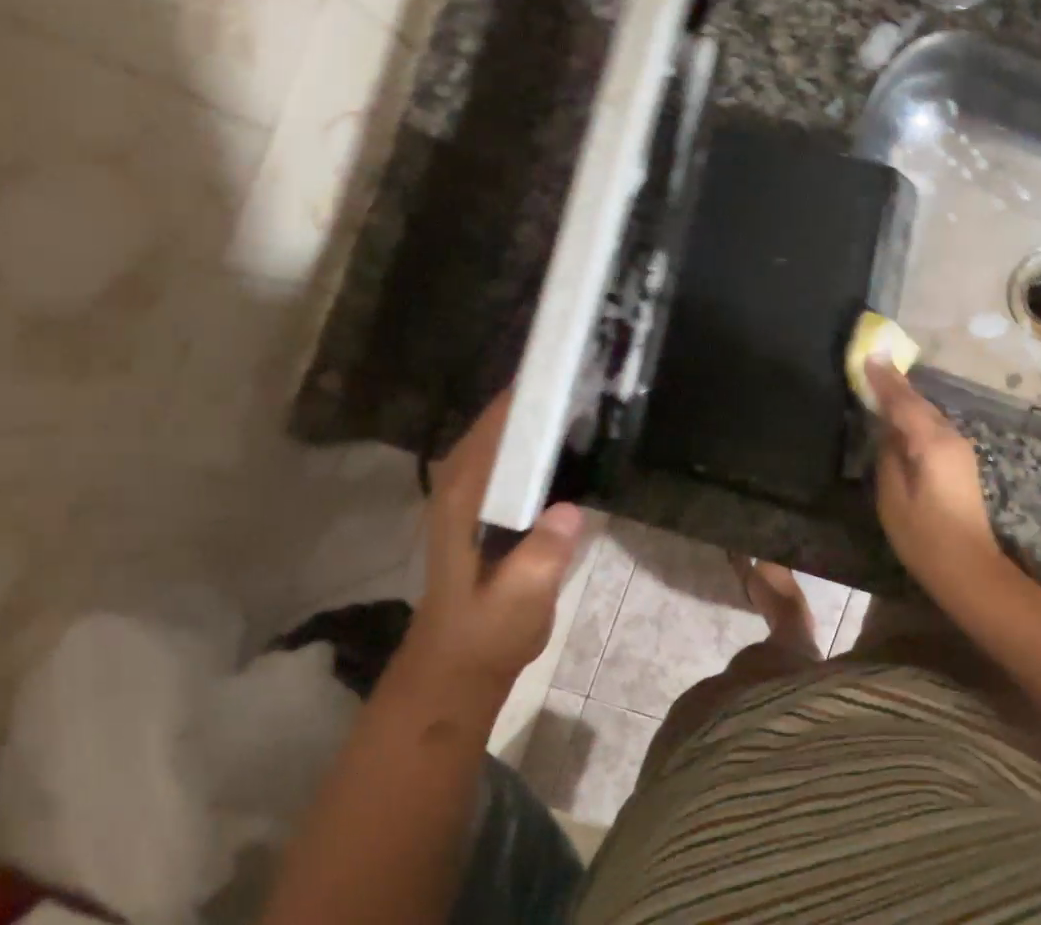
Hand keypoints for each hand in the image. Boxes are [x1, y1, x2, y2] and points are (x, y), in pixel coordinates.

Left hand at [413, 393, 585, 687]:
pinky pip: (504, 465)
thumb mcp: (519, 601)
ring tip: (579, 398)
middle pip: (492, 430)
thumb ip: (540, 557)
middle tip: (583, 378)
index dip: (518, 402)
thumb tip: (569, 509)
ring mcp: (465, 504)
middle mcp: (457, 493)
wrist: (457, 668)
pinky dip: (529, 446)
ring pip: (496, 445)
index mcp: (461, 505)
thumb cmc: (485, 634)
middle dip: (530, 401)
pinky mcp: (479, 515)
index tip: (557, 371)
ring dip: (530, 420)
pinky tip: (564, 446)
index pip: (489, 437)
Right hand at [865, 360, 1005, 581]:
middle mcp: (950, 437)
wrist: (968, 566)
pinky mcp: (961, 461)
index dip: (884, 379)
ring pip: (928, 415)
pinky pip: (933, 428)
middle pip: (919, 403)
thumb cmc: (924, 537)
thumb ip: (888, 456)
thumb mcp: (893, 497)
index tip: (868, 356)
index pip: (903, 401)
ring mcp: (960, 448)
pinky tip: (900, 419)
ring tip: (880, 387)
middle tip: (871, 365)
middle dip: (895, 385)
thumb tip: (887, 431)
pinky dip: (915, 418)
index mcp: (932, 442)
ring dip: (906, 401)